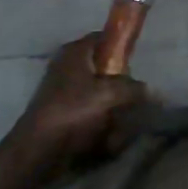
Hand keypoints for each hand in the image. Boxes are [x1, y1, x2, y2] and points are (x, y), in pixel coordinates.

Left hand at [4, 34, 147, 176]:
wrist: (36, 151)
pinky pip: (86, 110)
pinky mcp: (59, 111)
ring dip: (110, 106)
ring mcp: (61, 88)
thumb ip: (133, 89)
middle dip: (118, 83)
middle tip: (131, 97)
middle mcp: (67, 64)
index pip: (104, 37)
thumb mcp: (109, 96)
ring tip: (120, 123)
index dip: (122, 46)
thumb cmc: (72, 113)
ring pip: (96, 91)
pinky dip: (98, 122)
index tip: (137, 63)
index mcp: (75, 51)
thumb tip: (151, 90)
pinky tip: (106, 138)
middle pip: (102, 66)